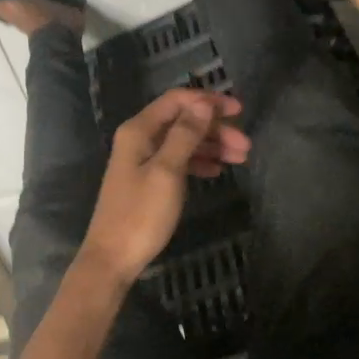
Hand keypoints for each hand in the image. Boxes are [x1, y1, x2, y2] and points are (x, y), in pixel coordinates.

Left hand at [79, 89, 249, 285]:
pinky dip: (198, 162)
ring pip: (182, 141)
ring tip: (241, 159)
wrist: (113, 258)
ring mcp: (142, 159)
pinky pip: (177, 160)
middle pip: (182, 121)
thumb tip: (203, 103)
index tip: (238, 111)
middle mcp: (139, 138)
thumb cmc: (140, 213)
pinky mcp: (147, 179)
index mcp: (139, 130)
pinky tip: (217, 171)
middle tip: (245, 146)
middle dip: (214, 128)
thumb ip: (185, 135)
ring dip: (210, 146)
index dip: (207, 101)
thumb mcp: (167, 171)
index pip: (176, 101)